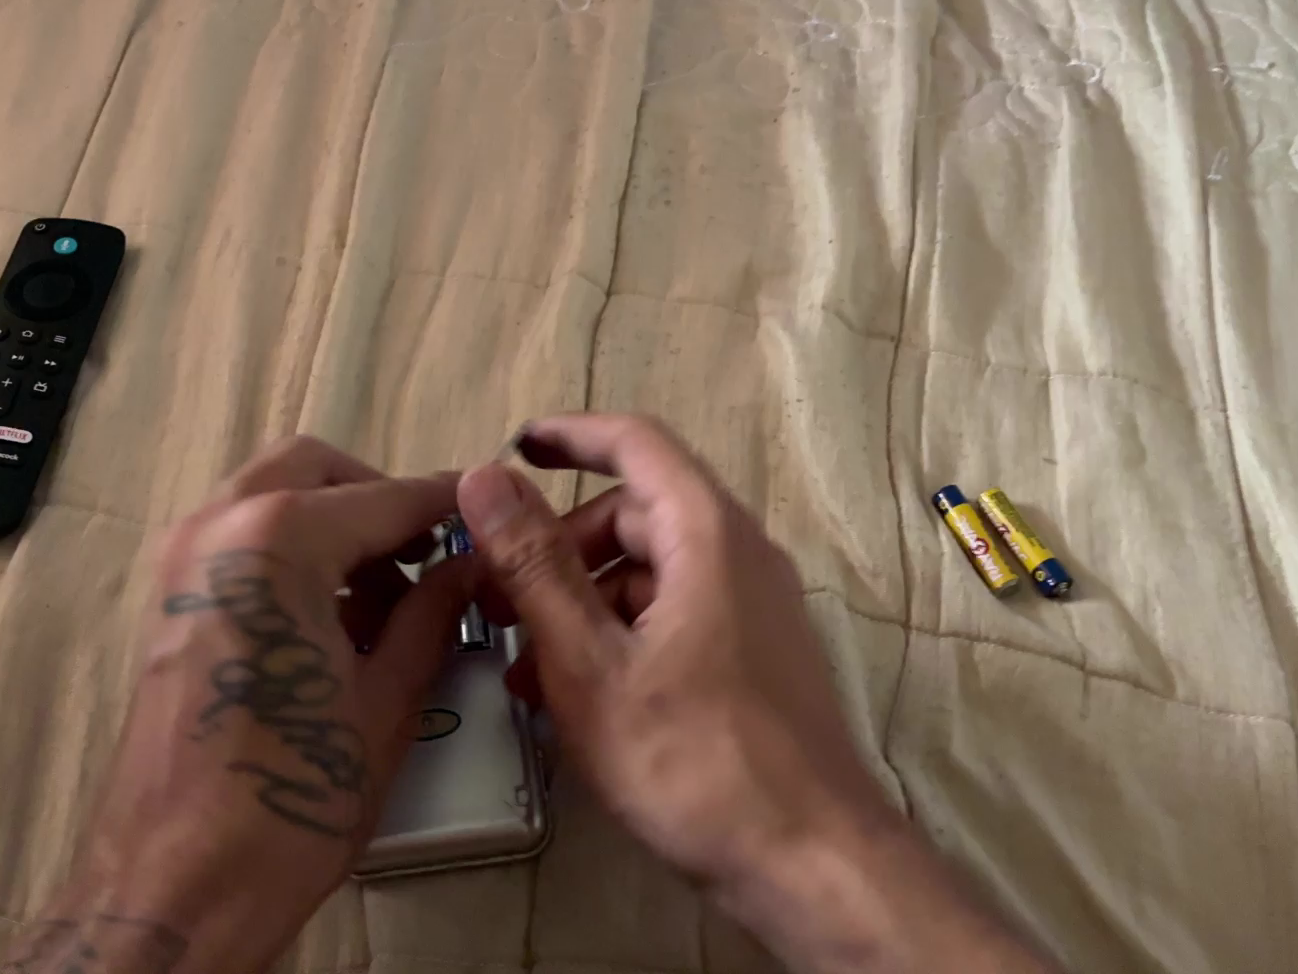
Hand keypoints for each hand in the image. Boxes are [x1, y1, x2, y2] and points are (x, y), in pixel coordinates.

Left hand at [3, 436, 472, 973]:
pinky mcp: (168, 597)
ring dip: (336, 521)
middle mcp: (218, 527)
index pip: (387, 498)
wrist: (173, 891)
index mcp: (279, 542)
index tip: (486, 505)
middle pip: (316, 467)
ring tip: (386, 594)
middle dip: (378, 497)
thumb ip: (433, 612)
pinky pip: (244, 536)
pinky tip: (335, 613)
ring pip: (274, 494)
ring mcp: (182, 560)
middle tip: (425, 551)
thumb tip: (469, 565)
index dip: (446, 502)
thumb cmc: (294, 797)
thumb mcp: (389, 699)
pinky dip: (296, 547)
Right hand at [458, 414, 1052, 973]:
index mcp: (706, 532)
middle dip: (559, 544)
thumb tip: (484, 478)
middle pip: (634, 513)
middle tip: (495, 592)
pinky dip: (617, 629)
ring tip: (523, 658)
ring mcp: (750, 602)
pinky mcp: (750, 648)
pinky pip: (671, 610)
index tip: (513, 446)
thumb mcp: (590, 662)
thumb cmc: (693, 758)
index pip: (635, 442)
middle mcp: (737, 551)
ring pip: (648, 568)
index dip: (570, 435)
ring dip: (580, 596)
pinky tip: (573, 687)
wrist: (812, 863)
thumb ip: (533, 565)